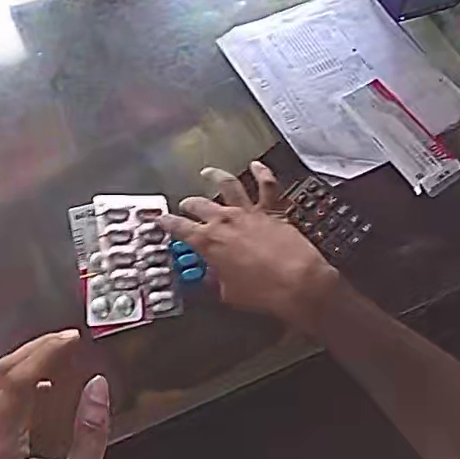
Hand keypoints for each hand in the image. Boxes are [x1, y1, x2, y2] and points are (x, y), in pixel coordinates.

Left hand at [0, 330, 109, 458]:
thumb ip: (90, 433)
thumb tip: (98, 387)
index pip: (17, 381)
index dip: (46, 351)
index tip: (72, 338)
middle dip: (32, 350)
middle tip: (66, 339)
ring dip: (20, 366)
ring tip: (56, 356)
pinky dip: (12, 388)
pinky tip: (39, 389)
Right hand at [160, 161, 340, 326]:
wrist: (298, 282)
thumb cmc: (264, 291)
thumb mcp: (230, 293)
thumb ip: (218, 281)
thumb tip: (216, 278)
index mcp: (209, 242)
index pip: (179, 228)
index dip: (167, 223)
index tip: (161, 220)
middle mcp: (225, 221)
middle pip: (199, 205)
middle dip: (188, 205)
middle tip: (184, 205)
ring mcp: (248, 213)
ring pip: (228, 185)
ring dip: (215, 176)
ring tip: (208, 172)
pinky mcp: (272, 211)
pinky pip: (267, 185)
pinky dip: (262, 173)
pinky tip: (257, 165)